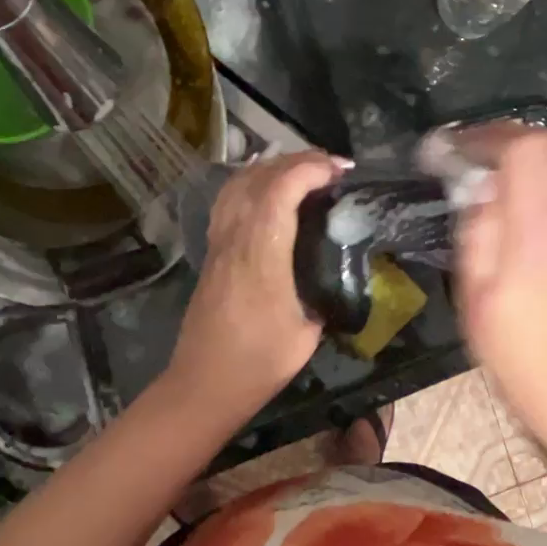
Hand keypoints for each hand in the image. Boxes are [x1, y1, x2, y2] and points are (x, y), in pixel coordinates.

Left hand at [166, 152, 343, 415]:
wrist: (205, 383)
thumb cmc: (258, 364)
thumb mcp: (306, 334)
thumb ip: (320, 297)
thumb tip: (332, 280)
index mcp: (262, 254)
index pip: (281, 189)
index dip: (311, 168)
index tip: (341, 171)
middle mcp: (235, 238)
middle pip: (259, 177)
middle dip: (297, 161)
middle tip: (331, 168)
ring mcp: (218, 244)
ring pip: (239, 184)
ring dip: (272, 169)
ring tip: (303, 174)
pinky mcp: (211, 254)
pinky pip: (229, 202)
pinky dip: (253, 185)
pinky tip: (270, 196)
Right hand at [436, 126, 546, 413]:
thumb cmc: (505, 339)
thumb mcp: (473, 287)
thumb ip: (477, 226)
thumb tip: (476, 184)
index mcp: (536, 226)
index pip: (521, 150)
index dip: (485, 138)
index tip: (451, 148)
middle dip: (508, 137)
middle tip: (471, 152)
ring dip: (532, 151)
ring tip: (495, 167)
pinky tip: (522, 192)